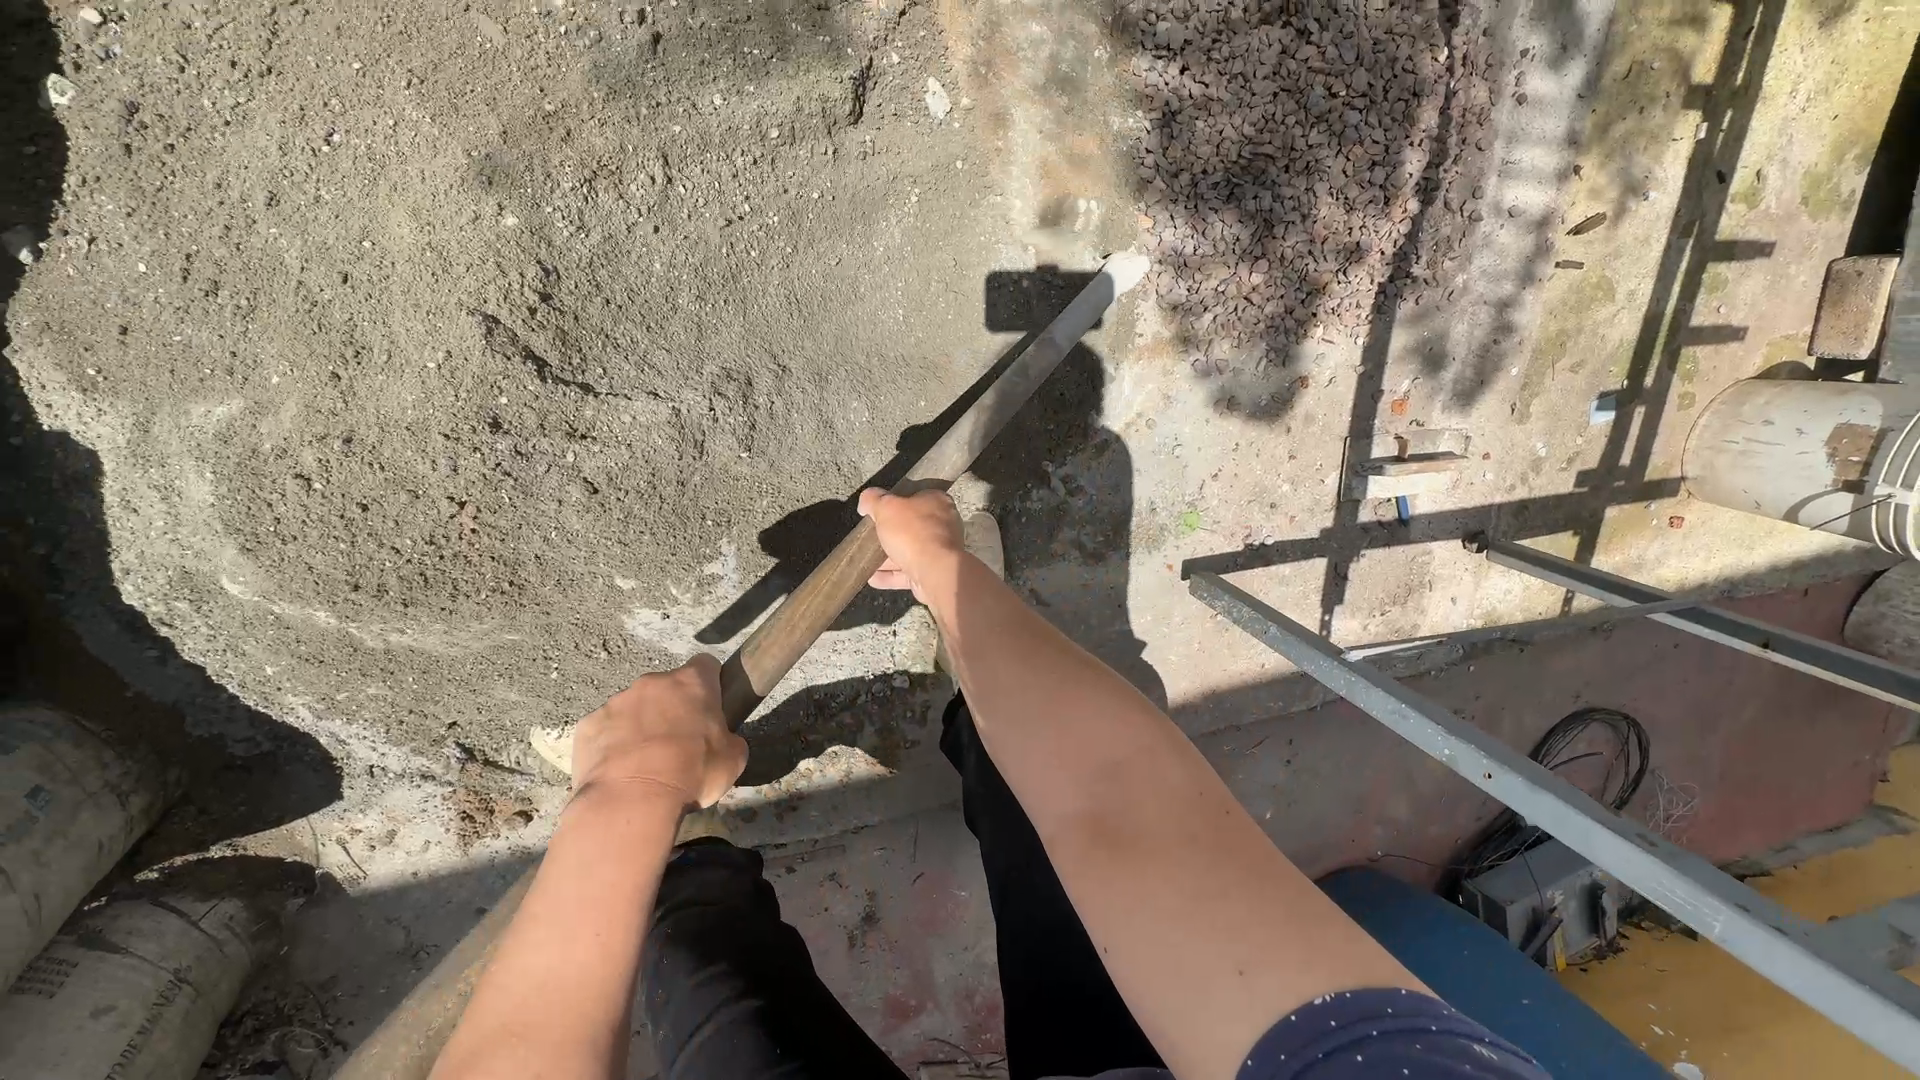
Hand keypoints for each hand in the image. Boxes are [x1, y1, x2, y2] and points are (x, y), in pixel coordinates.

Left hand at [569, 655, 747, 811]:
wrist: (632, 800)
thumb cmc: (691, 773)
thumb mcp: (733, 759)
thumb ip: (729, 738)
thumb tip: (722, 741)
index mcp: (692, 683)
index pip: (706, 665)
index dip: (710, 684)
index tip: (710, 707)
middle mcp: (652, 683)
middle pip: (666, 687)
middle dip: (672, 707)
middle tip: (679, 743)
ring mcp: (615, 701)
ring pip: (633, 707)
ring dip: (640, 725)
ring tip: (644, 763)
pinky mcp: (588, 724)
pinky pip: (604, 729)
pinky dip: (612, 744)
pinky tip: (618, 770)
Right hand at [858, 487, 966, 604]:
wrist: (936, 573)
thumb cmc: (914, 533)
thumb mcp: (886, 507)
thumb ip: (873, 499)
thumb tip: (866, 500)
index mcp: (937, 502)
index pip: (914, 497)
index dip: (893, 503)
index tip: (877, 512)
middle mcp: (943, 525)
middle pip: (910, 527)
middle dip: (888, 535)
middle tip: (870, 538)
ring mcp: (941, 551)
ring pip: (909, 552)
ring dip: (887, 558)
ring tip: (867, 560)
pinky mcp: (935, 573)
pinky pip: (909, 572)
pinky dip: (891, 575)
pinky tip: (873, 577)